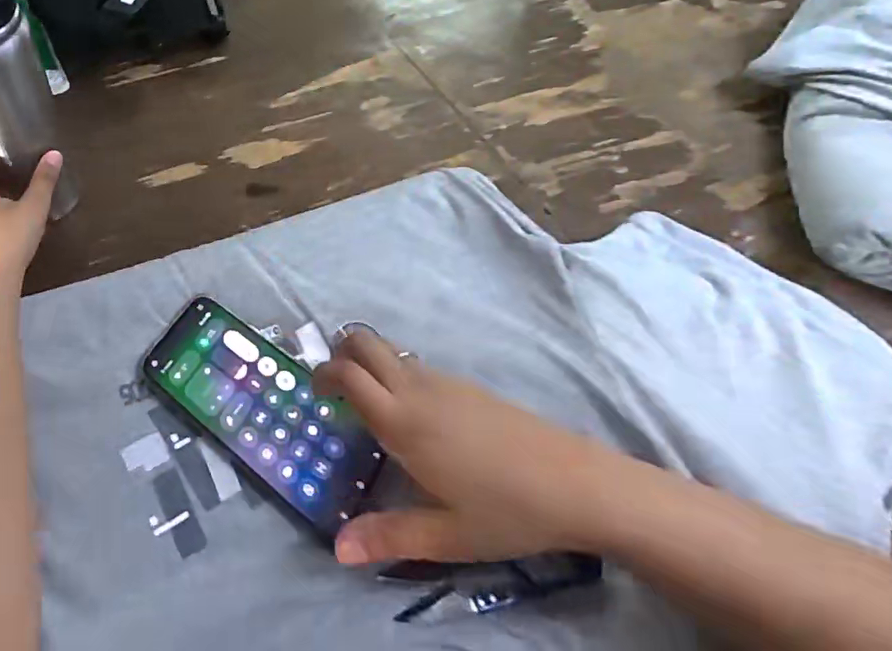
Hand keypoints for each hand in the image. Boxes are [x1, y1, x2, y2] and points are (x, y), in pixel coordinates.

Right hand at [315, 329, 645, 566]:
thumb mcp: (447, 535)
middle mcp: (418, 389)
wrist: (577, 483)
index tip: (314, 392)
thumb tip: (337, 549)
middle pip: (365, 342)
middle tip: (334, 388)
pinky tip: (415, 419)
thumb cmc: (506, 510)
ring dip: (369, 363)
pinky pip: (416, 366)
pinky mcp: (467, 386)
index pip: (349, 375)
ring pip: (391, 352)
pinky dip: (396, 374)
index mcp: (403, 421)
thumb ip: (389, 537)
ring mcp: (445, 382)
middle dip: (340, 352)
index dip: (323, 374)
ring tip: (369, 408)